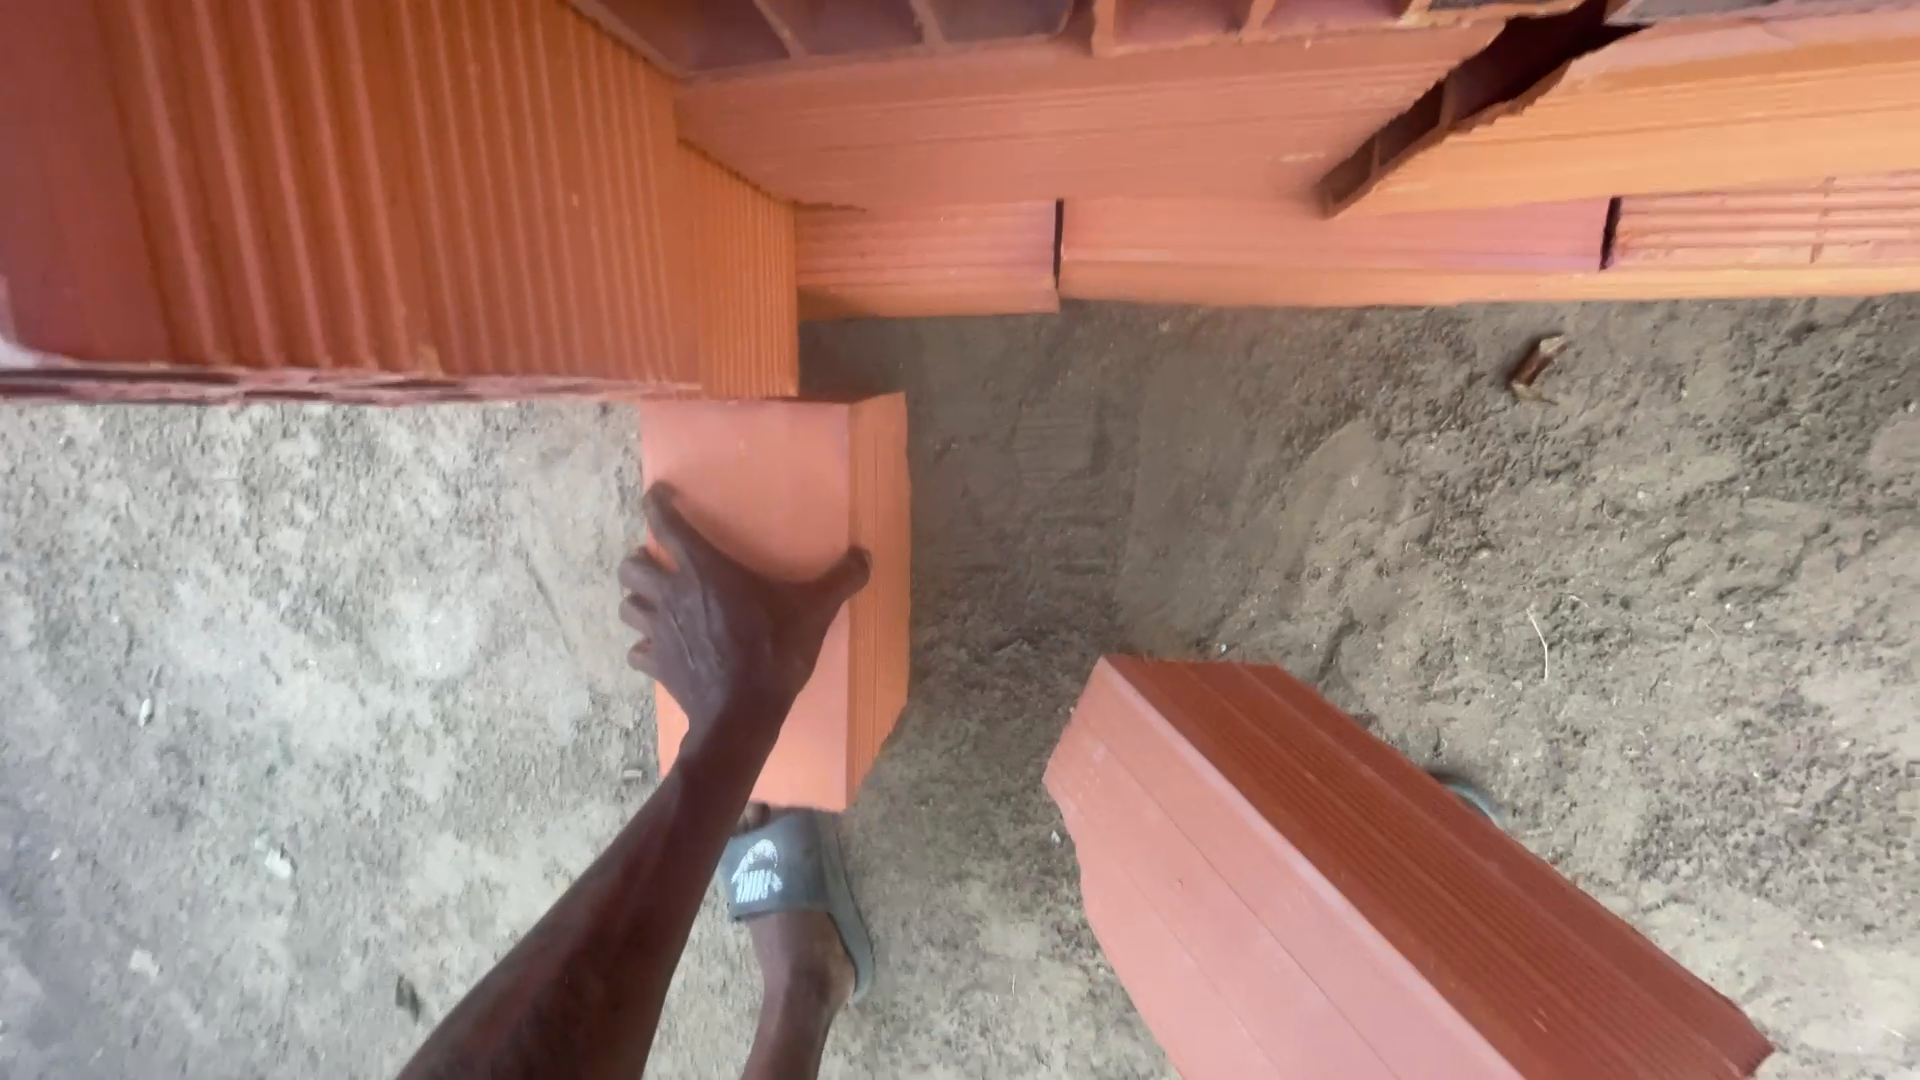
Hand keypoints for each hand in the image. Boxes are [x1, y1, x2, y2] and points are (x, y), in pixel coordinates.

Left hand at [619, 485, 870, 740]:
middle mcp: (672, 594)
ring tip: (655, 601)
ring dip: (638, 599)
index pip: (667, 525)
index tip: (656, 493)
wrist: (743, 713)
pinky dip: (644, 645)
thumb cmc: (775, 652)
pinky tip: (660, 648)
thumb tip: (865, 555)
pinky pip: (636, 649)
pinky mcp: (655, 664)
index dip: (657, 504)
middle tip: (659, 562)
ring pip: (626, 605)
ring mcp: (658, 631)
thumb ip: (840, 579)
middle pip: (631, 566)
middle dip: (641, 559)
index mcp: (706, 570)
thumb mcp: (815, 612)